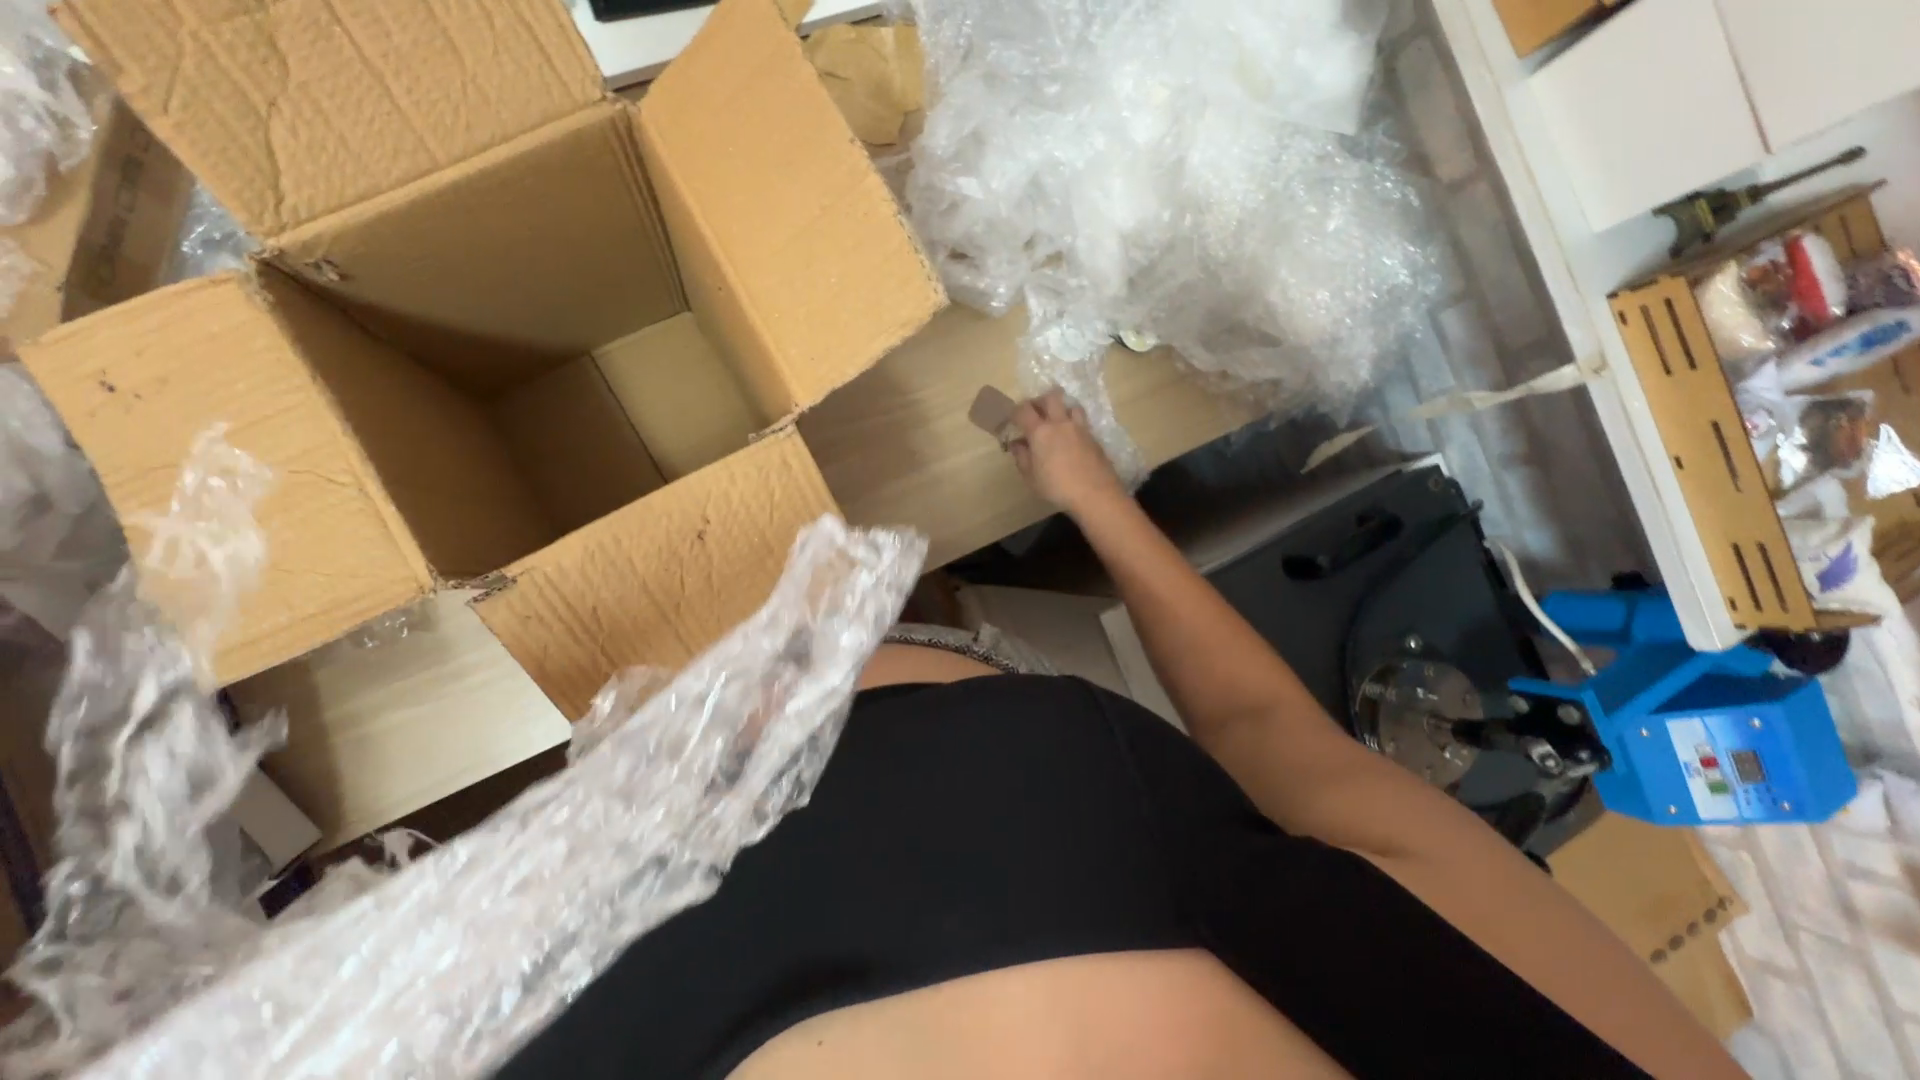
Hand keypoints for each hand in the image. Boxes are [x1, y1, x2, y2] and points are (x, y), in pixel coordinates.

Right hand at [1008, 388, 1127, 517]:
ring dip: (1063, 408)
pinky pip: (1082, 422)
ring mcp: (1080, 428)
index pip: (1023, 410)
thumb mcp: (1031, 477)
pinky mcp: (1094, 437)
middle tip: (1036, 412)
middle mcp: (1060, 423)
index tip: (1013, 419)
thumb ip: (1022, 457)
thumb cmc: (1057, 488)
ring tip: (1058, 421)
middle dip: (1041, 400)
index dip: (1016, 411)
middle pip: (1051, 397)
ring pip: (1071, 405)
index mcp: (1040, 432)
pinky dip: (1074, 423)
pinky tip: (1072, 438)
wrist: (1095, 493)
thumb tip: (1017, 444)